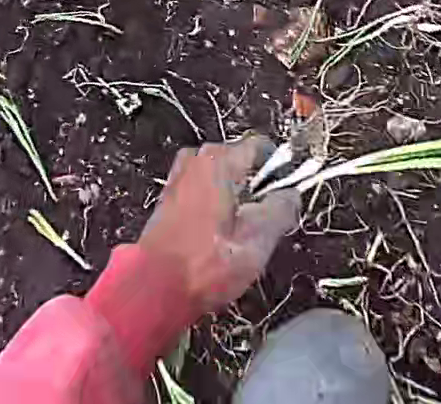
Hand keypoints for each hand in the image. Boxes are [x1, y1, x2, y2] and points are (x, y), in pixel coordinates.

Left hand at [137, 136, 301, 313]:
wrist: (150, 293)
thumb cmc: (206, 264)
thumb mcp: (257, 241)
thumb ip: (281, 209)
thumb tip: (291, 194)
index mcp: (221, 160)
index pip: (262, 147)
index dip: (278, 170)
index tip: (283, 197)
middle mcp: (198, 158)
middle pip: (241, 161)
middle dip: (255, 185)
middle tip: (261, 221)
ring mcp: (180, 175)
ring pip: (221, 176)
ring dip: (232, 195)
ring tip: (236, 231)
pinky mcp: (167, 196)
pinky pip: (202, 188)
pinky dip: (212, 203)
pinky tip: (213, 235)